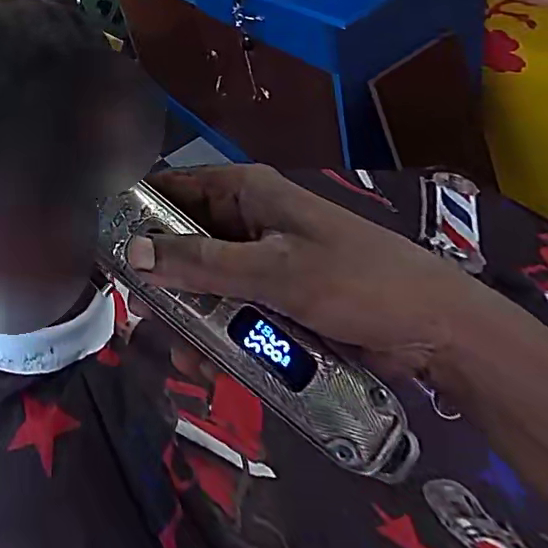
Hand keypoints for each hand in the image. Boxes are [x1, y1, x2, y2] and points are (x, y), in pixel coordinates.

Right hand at [130, 165, 534, 378]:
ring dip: (188, 309)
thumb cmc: (358, 282)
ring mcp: (262, 256)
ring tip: (178, 350)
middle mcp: (248, 216)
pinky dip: (216, 328)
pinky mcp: (276, 292)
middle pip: (183, 236)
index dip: (137, 208)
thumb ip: (201, 263)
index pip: (173, 187)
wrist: (443, 332)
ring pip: (204, 276)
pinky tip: (207, 360)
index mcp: (246, 190)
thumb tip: (131, 254)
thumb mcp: (274, 272)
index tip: (105, 242)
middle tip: (139, 310)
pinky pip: (232, 304)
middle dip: (160, 273)